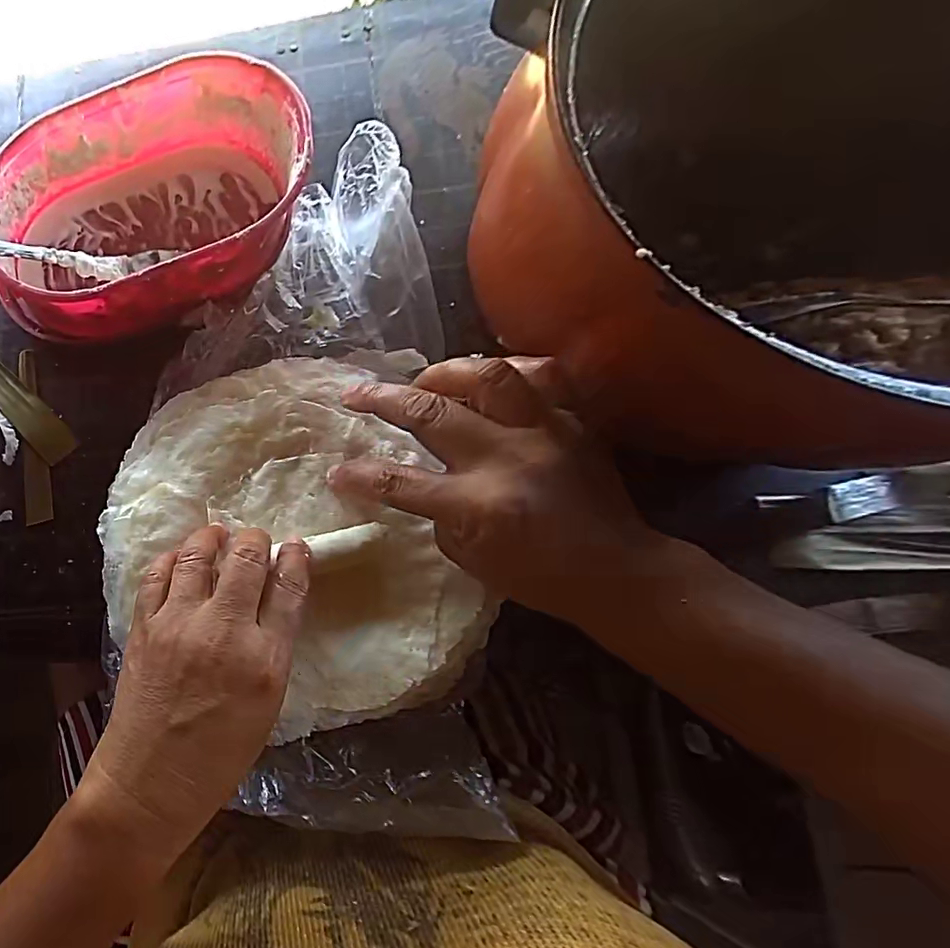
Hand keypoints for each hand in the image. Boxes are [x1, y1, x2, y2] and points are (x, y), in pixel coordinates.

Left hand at [74, 524, 310, 867]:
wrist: (151, 777)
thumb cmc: (217, 757)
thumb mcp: (264, 708)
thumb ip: (268, 653)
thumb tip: (267, 609)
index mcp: (265, 660)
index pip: (288, 590)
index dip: (294, 560)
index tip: (295, 547)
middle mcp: (223, 632)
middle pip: (245, 560)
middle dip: (254, 539)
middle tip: (255, 537)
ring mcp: (177, 624)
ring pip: (197, 557)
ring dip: (210, 538)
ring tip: (216, 534)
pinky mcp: (143, 626)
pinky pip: (156, 576)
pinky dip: (170, 559)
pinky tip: (177, 558)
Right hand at [328, 356, 664, 622]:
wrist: (615, 570)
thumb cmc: (531, 573)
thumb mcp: (464, 552)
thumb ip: (433, 508)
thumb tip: (410, 479)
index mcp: (477, 502)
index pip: (398, 481)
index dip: (358, 475)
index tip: (334, 471)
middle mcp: (509, 457)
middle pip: (432, 414)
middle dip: (383, 401)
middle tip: (355, 395)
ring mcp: (546, 432)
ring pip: (489, 376)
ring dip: (444, 373)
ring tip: (422, 381)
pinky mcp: (572, 421)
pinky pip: (539, 378)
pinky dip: (504, 373)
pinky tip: (484, 381)